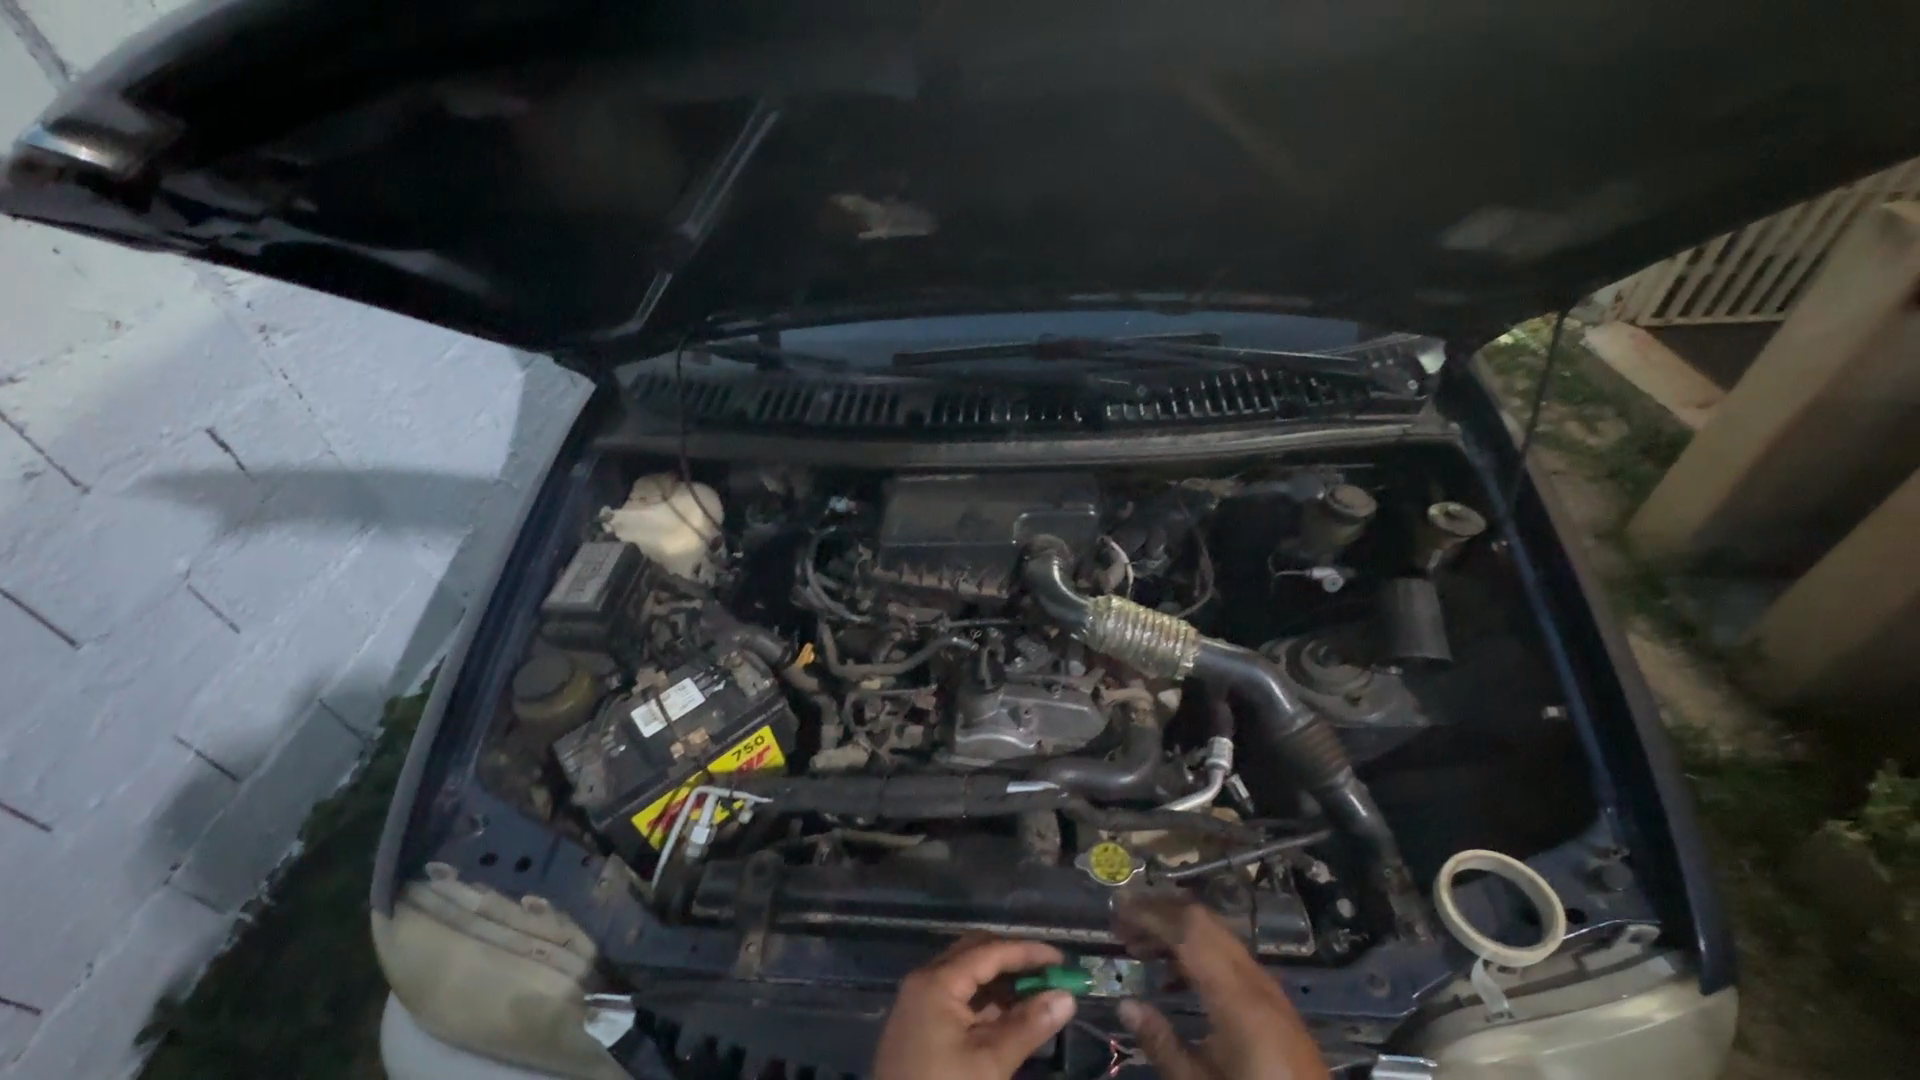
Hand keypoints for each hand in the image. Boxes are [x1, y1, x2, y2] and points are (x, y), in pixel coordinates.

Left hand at [873, 936, 1077, 1079]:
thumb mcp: (990, 1063)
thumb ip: (1029, 1026)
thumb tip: (1067, 998)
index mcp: (937, 981)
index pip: (990, 951)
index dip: (1029, 952)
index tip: (1063, 961)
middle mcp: (925, 980)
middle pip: (975, 952)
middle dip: (1014, 959)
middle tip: (1050, 974)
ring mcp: (919, 1001)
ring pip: (966, 973)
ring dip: (1001, 980)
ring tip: (1037, 993)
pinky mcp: (920, 1023)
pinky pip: (957, 995)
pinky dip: (985, 999)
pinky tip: (1010, 1014)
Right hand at [1114, 894, 1329, 1079]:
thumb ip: (1161, 1044)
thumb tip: (1125, 1004)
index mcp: (1236, 998)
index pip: (1189, 931)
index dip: (1151, 914)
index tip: (1116, 912)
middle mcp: (1254, 980)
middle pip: (1204, 922)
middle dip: (1160, 913)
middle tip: (1120, 926)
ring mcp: (1268, 988)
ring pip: (1217, 935)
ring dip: (1177, 930)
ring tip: (1138, 948)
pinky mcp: (1273, 1001)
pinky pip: (1230, 957)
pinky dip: (1197, 950)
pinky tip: (1173, 978)